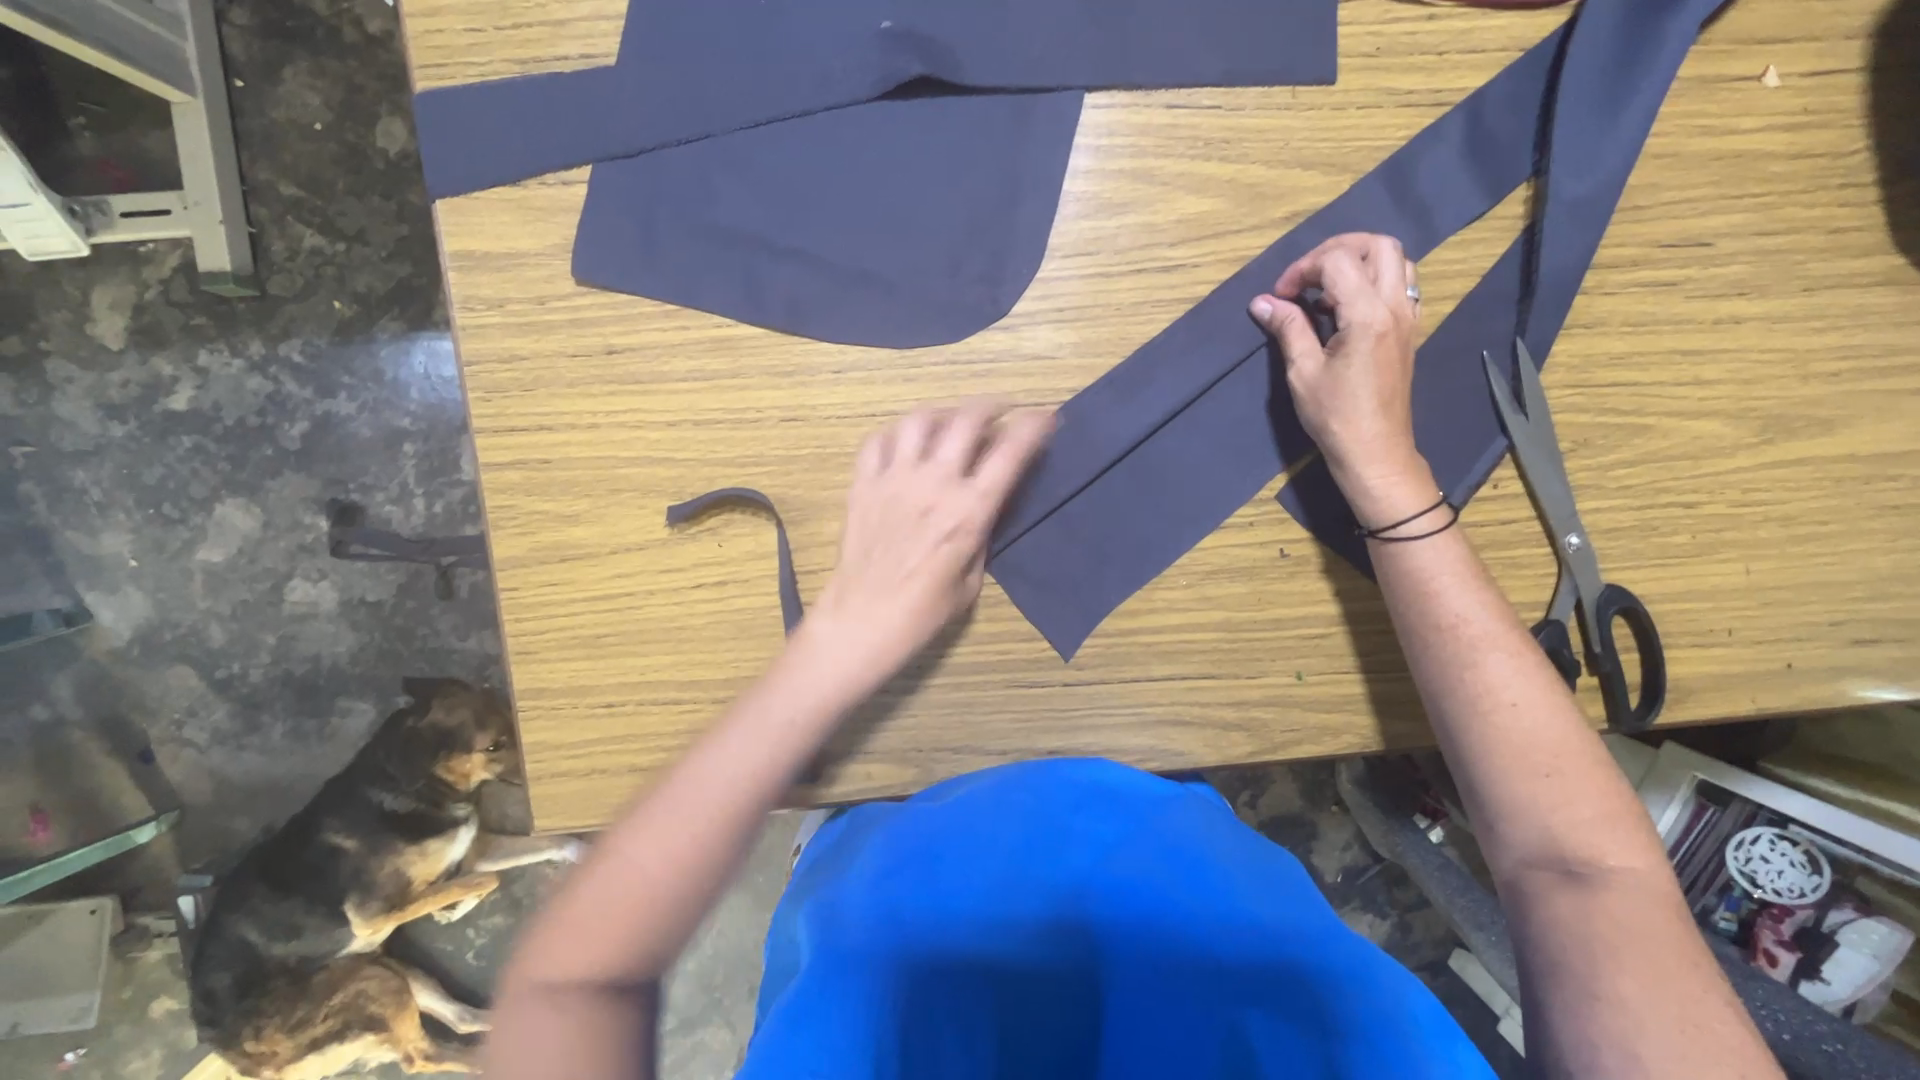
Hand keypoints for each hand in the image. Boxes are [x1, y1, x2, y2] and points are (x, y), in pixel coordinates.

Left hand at [806, 399, 1053, 681]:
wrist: (862, 620)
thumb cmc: (924, 612)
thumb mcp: (971, 580)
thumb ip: (981, 534)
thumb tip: (985, 504)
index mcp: (968, 511)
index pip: (1009, 452)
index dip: (1034, 426)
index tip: (1046, 417)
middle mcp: (934, 483)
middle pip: (968, 420)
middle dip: (994, 406)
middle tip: (1003, 410)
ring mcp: (894, 479)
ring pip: (920, 419)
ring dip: (944, 412)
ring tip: (953, 420)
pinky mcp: (863, 484)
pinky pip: (878, 440)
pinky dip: (897, 433)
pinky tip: (906, 443)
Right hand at [1247, 233, 1436, 520]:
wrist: (1375, 451)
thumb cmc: (1335, 416)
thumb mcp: (1303, 371)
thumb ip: (1287, 328)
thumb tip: (1262, 302)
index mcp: (1368, 315)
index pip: (1337, 261)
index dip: (1302, 269)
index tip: (1280, 296)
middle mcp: (1395, 307)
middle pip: (1378, 245)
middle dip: (1337, 250)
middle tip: (1307, 276)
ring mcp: (1408, 318)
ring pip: (1396, 261)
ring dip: (1361, 261)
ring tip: (1328, 286)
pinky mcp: (1409, 331)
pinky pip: (1402, 286)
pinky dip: (1375, 280)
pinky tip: (1347, 306)